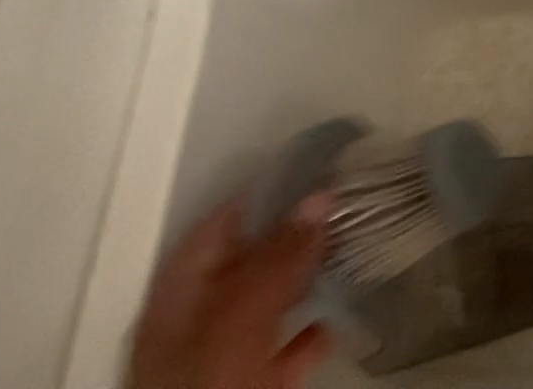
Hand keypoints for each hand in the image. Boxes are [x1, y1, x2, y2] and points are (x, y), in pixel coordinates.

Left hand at [127, 193, 333, 388]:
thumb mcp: (239, 321)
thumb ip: (277, 259)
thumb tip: (321, 195)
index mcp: (179, 297)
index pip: (220, 223)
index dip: (265, 191)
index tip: (318, 165)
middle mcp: (195, 322)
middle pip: (246, 259)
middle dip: (294, 230)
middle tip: (349, 203)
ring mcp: (219, 361)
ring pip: (268, 301)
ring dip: (307, 275)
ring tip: (353, 247)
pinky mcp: (248, 388)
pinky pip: (283, 348)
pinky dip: (311, 328)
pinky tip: (340, 316)